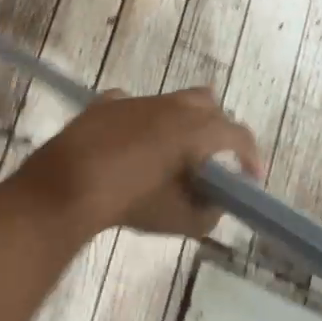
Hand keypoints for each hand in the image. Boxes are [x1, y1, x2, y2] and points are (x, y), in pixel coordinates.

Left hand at [19, 87, 263, 241]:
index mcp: (193, 129)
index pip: (236, 132)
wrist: (71, 182)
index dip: (250, 155)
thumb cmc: (134, 200)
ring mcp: (131, 100)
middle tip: (214, 158)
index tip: (249, 178)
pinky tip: (135, 144)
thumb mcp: (185, 220)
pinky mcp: (103, 103)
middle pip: (205, 103)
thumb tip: (213, 199)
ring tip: (174, 154)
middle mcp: (166, 105)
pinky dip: (142, 121)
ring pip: (167, 101)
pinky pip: (132, 105)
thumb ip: (210, 209)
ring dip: (178, 122)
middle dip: (216, 127)